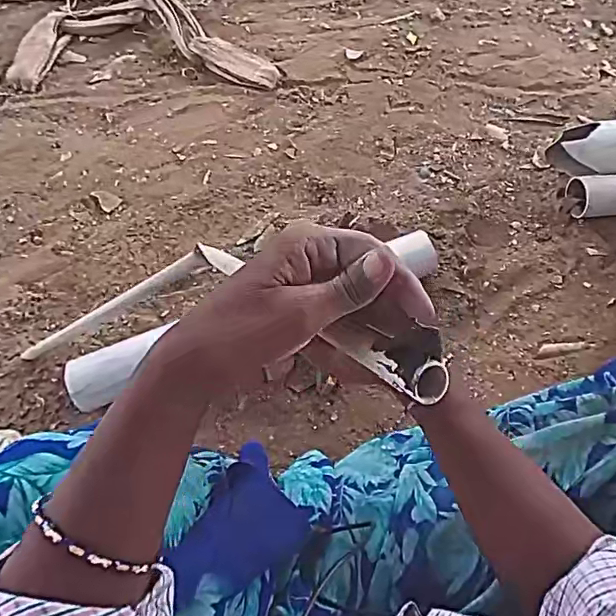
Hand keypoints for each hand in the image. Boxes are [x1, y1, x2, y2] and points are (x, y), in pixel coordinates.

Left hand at [141, 221, 437, 395]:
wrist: (192, 368)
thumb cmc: (239, 334)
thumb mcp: (300, 313)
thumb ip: (347, 290)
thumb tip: (387, 264)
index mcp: (306, 246)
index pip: (369, 254)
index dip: (400, 284)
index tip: (422, 316)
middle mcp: (307, 260)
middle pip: (364, 280)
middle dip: (388, 313)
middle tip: (413, 344)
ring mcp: (302, 286)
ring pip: (352, 305)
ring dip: (371, 333)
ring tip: (393, 361)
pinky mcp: (297, 311)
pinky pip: (334, 323)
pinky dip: (347, 345)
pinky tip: (362, 370)